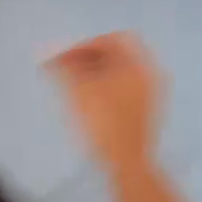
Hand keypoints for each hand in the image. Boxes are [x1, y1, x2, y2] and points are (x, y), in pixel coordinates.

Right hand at [46, 32, 158, 173]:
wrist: (126, 160)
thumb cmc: (103, 122)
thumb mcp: (79, 90)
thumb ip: (63, 68)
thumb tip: (50, 56)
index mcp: (139, 64)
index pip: (112, 40)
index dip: (84, 45)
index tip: (63, 58)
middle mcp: (149, 73)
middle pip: (117, 54)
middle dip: (88, 58)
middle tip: (64, 69)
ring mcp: (150, 92)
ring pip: (119, 71)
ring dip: (94, 71)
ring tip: (71, 83)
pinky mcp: (145, 108)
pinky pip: (123, 85)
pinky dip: (104, 84)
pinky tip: (87, 97)